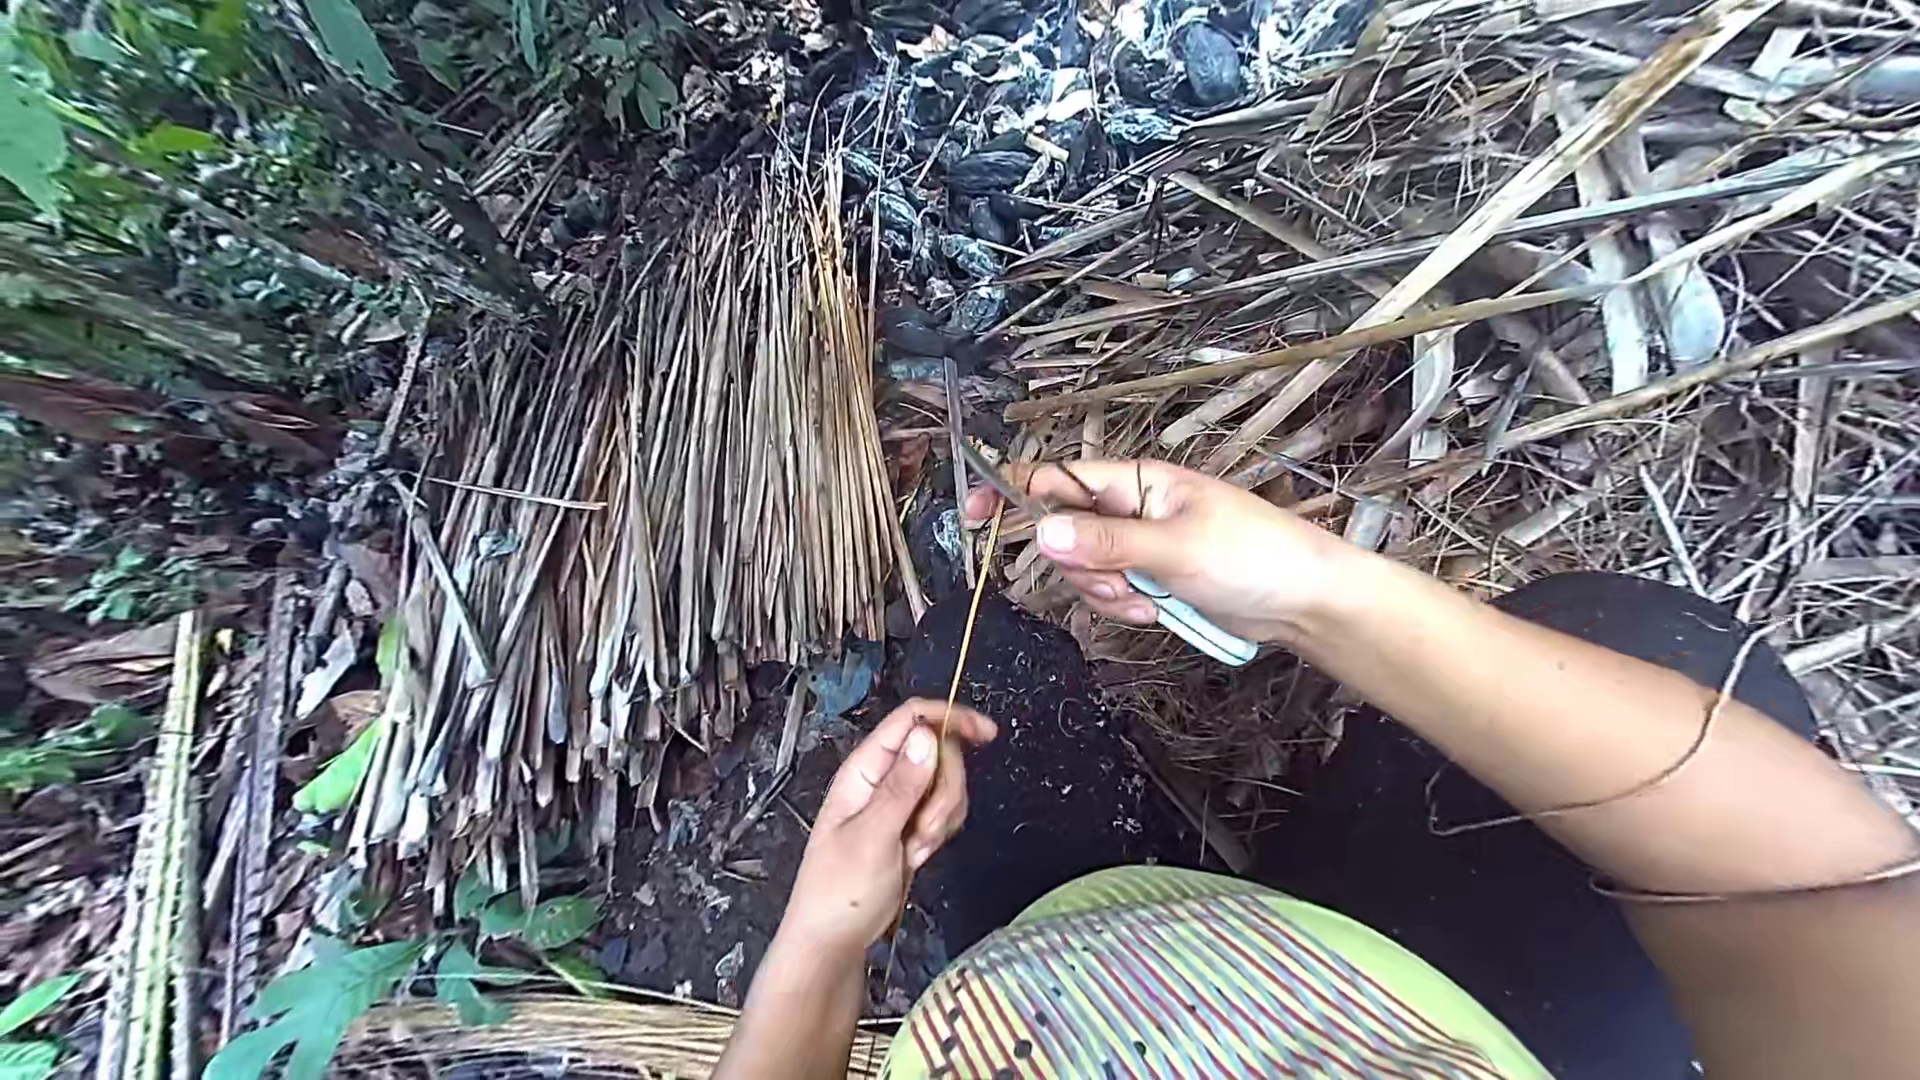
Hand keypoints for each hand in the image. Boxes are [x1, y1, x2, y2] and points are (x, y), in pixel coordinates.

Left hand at [777, 698, 997, 956]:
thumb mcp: (870, 838)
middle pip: (939, 750)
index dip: (950, 718)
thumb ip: (902, 786)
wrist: (834, 943)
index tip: (985, 734)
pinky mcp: (914, 820)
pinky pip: (947, 808)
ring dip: (942, 816)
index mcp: (866, 767)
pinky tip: (918, 853)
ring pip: (948, 781)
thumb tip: (928, 735)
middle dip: (945, 790)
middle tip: (924, 829)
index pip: (912, 719)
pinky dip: (942, 830)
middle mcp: (886, 774)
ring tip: (914, 848)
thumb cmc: (838, 892)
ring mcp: (902, 798)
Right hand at [965, 458, 1356, 643]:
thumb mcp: (1175, 548)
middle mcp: (1127, 507)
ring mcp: (1134, 544)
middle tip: (1121, 584)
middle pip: (1063, 532)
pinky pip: (1106, 590)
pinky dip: (1121, 605)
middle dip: (1082, 566)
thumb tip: (1041, 531)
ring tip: (1147, 600)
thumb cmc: (1252, 556)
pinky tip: (1155, 610)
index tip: (972, 512)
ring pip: (1081, 568)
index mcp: (1134, 481)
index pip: (1057, 478)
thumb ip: (1106, 541)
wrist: (1304, 603)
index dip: (1013, 491)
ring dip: (1105, 592)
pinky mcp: (1144, 575)